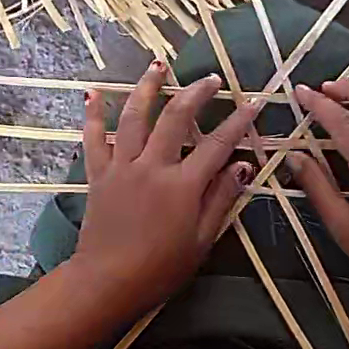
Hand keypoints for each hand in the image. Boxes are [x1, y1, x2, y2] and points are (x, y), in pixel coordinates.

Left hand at [67, 61, 261, 314]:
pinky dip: (94, 115)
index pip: (218, 145)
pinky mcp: (99, 175)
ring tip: (158, 65)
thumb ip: (222, 198)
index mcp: (182, 185)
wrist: (107, 282)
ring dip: (148, 88)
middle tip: (212, 79)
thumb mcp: (202, 239)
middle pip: (177, 119)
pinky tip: (94, 92)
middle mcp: (152, 167)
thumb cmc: (161, 268)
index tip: (254, 103)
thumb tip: (244, 165)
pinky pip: (94, 139)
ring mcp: (122, 167)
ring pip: (134, 118)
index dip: (239, 122)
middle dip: (196, 93)